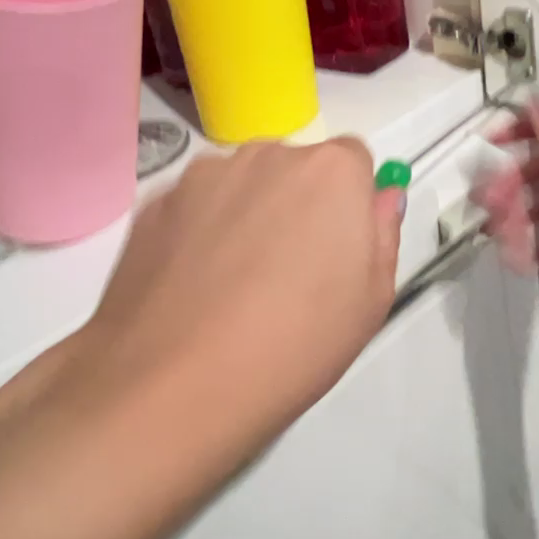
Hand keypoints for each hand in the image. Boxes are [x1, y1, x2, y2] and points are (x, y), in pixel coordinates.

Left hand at [65, 137, 403, 454]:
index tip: (338, 249)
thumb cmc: (293, 345)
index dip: (350, 203)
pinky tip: (194, 288)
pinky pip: (195, 206)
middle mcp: (268, 154)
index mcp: (331, 171)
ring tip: (234, 285)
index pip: (354, 161)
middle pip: (295, 167)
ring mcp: (204, 175)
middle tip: (289, 273)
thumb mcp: (371, 301)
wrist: (170, 385)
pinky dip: (199, 232)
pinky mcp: (155, 202)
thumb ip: (383, 233)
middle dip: (299, 204)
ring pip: (242, 183)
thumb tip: (381, 197)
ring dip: (247, 212)